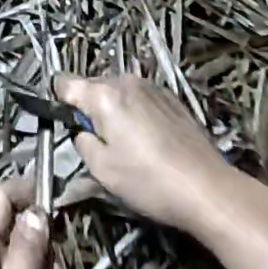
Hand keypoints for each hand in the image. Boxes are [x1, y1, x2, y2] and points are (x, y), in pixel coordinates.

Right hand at [55, 72, 236, 232]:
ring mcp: (151, 86)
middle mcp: (125, 81)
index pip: (65, 83)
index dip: (59, 100)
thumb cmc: (149, 181)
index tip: (65, 120)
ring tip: (128, 145)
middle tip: (100, 143)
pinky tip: (150, 141)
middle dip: (90, 108)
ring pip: (119, 92)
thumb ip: (82, 143)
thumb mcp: (103, 170)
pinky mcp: (171, 97)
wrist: (207, 188)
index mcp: (103, 95)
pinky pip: (141, 98)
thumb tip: (82, 131)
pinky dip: (137, 112)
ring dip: (115, 110)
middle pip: (94, 86)